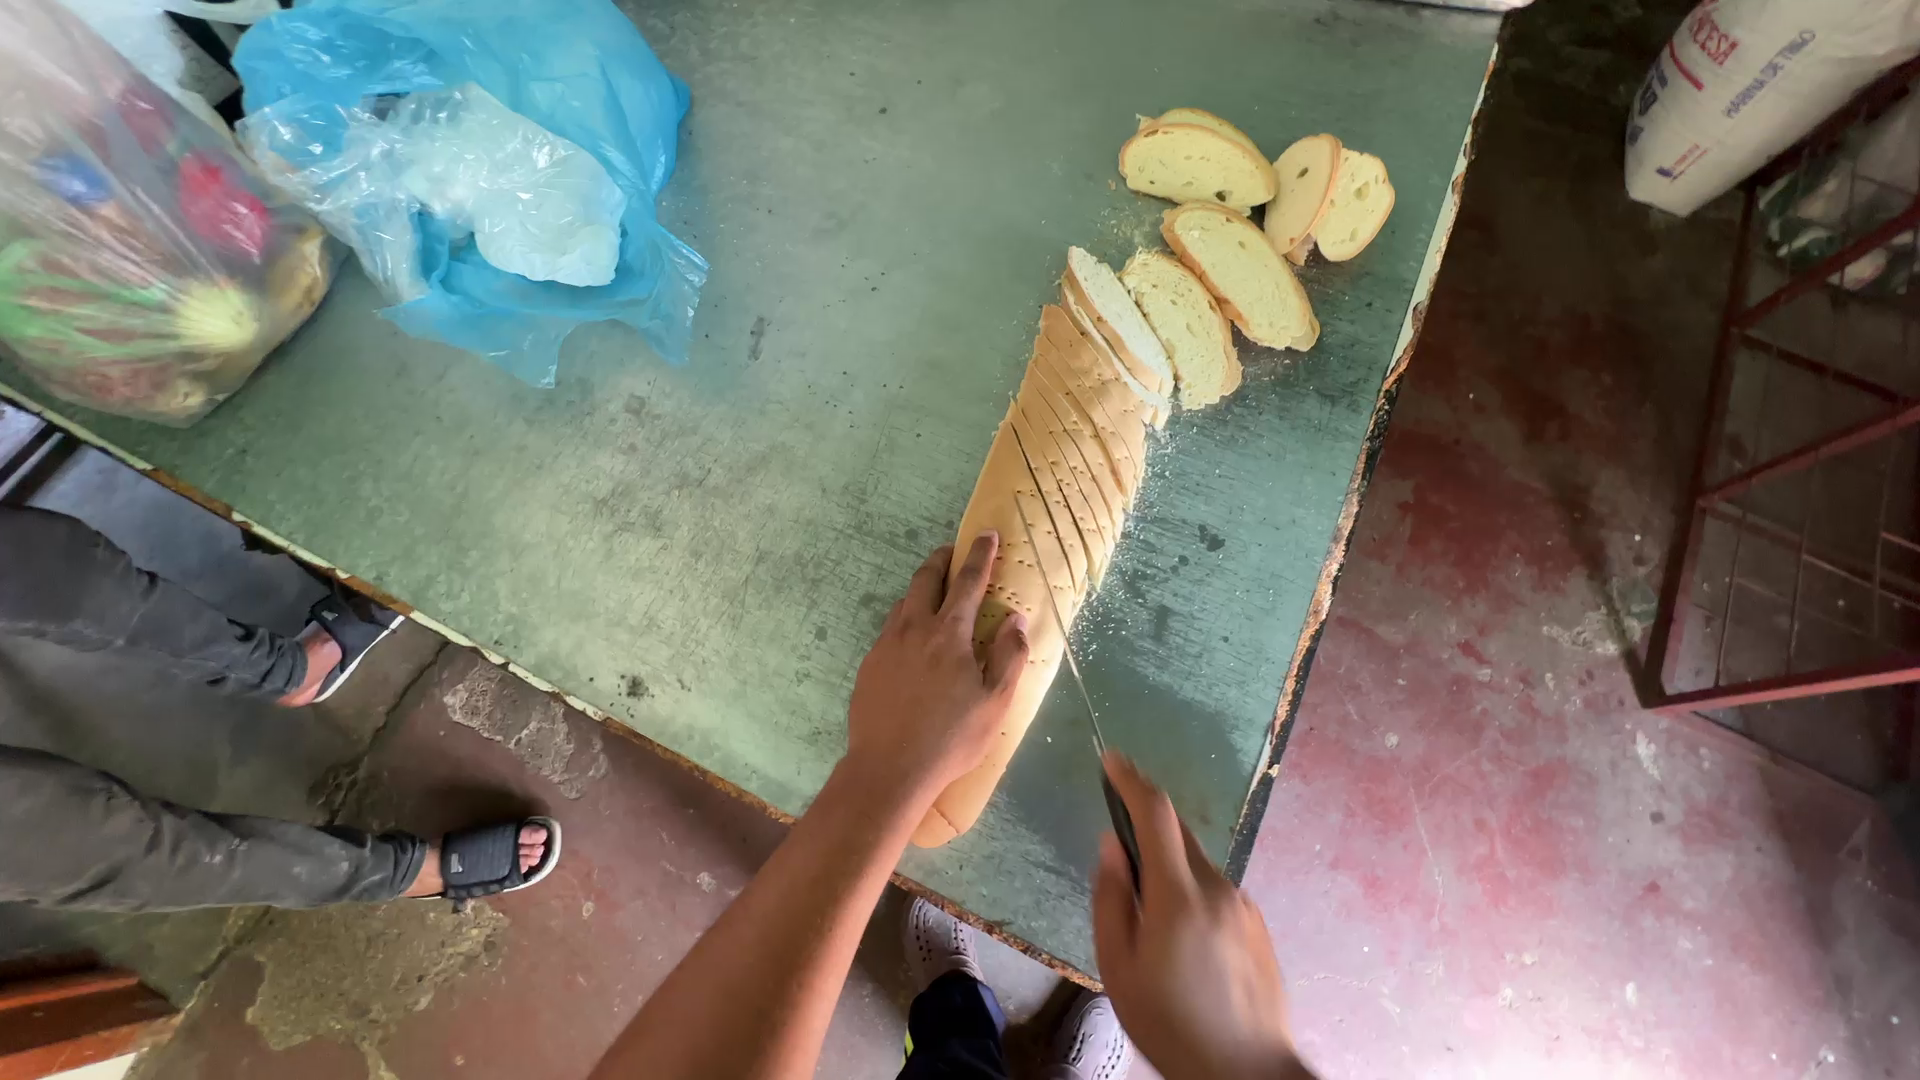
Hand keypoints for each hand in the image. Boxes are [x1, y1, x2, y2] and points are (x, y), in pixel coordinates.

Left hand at [843, 533, 1028, 804]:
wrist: (888, 768)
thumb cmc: (950, 738)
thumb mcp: (994, 702)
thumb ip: (1009, 656)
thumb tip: (1015, 620)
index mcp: (948, 634)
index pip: (968, 582)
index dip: (980, 555)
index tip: (986, 534)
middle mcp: (913, 628)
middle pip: (926, 579)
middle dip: (942, 559)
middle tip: (953, 551)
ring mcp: (886, 645)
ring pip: (904, 602)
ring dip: (921, 589)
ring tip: (934, 595)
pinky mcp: (869, 664)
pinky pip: (890, 629)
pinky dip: (906, 619)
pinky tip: (912, 641)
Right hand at [1092, 755, 1312, 1079]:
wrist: (1246, 1075)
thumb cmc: (1168, 1023)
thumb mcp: (1118, 966)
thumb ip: (1111, 896)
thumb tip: (1113, 843)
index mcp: (1178, 895)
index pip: (1155, 815)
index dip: (1131, 781)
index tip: (1112, 759)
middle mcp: (1217, 887)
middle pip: (1177, 834)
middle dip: (1147, 829)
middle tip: (1123, 857)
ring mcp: (1243, 905)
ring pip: (1196, 865)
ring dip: (1170, 869)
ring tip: (1155, 924)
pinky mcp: (1258, 924)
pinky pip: (1215, 889)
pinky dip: (1193, 892)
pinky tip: (1186, 942)